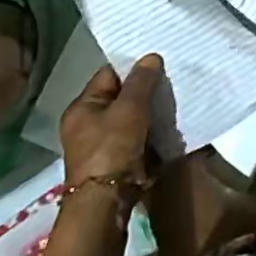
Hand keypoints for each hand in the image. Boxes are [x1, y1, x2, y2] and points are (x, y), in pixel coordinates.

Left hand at [59, 53, 161, 183]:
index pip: (109, 74)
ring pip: (131, 113)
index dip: (133, 66)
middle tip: (171, 77)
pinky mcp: (116, 155)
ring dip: (149, 107)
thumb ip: (142, 81)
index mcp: (81, 107)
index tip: (159, 61)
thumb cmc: (112, 147)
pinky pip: (136, 131)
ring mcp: (101, 140)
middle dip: (144, 87)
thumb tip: (151, 56)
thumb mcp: (130, 108)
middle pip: (120, 94)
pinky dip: (150, 125)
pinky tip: (168, 119)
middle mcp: (87, 122)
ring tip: (173, 96)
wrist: (107, 199)